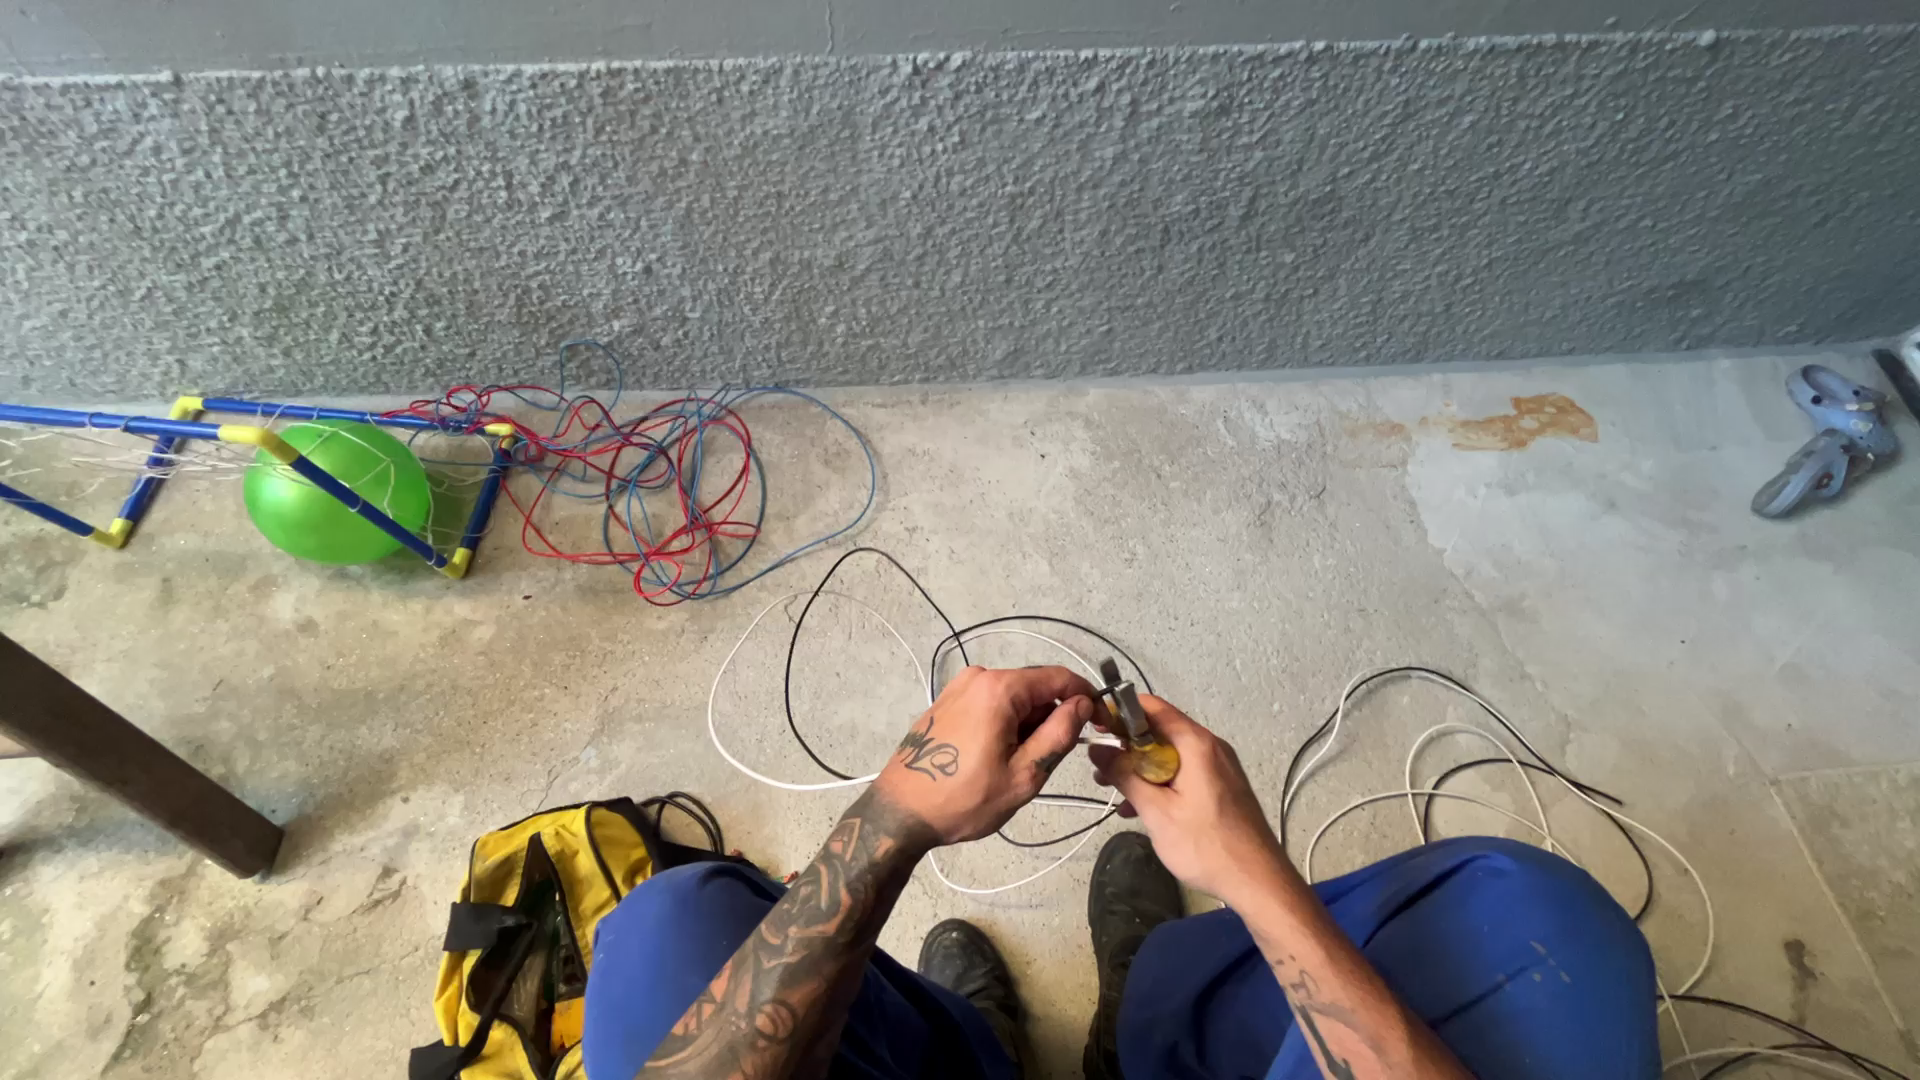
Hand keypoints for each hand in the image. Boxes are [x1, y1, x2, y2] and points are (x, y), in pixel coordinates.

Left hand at [871, 665, 1098, 846]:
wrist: (901, 811)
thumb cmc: (965, 798)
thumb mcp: (1024, 774)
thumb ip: (1059, 734)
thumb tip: (1082, 704)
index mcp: (999, 688)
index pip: (1058, 677)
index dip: (1086, 697)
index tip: (1102, 724)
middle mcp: (979, 676)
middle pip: (1034, 687)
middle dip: (1053, 716)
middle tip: (1051, 760)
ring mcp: (959, 686)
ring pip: (1013, 697)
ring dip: (1028, 724)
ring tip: (1017, 765)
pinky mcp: (947, 701)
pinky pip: (990, 703)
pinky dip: (1005, 723)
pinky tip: (995, 756)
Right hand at [1089, 695, 1286, 907]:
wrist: (1259, 883)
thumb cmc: (1206, 845)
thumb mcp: (1157, 811)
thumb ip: (1124, 775)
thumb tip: (1096, 749)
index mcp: (1196, 743)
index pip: (1152, 707)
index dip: (1120, 712)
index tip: (1096, 728)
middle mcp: (1209, 746)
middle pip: (1159, 730)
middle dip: (1126, 746)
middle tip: (1101, 767)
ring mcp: (1218, 766)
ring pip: (1169, 754)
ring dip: (1140, 768)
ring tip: (1113, 791)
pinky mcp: (1220, 786)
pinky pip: (1183, 771)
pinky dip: (1160, 781)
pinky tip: (1140, 808)